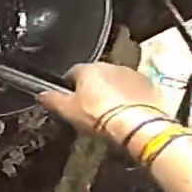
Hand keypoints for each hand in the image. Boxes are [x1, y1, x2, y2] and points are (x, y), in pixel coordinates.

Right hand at [37, 62, 170, 145]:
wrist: (137, 125)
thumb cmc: (97, 115)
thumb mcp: (67, 110)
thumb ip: (52, 100)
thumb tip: (40, 94)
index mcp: (89, 69)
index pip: (72, 72)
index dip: (68, 85)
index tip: (68, 99)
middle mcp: (111, 66)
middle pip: (96, 75)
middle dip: (91, 88)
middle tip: (88, 107)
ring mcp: (133, 74)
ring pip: (116, 81)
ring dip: (111, 91)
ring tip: (108, 111)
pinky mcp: (151, 86)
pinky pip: (134, 90)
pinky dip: (128, 97)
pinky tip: (125, 112)